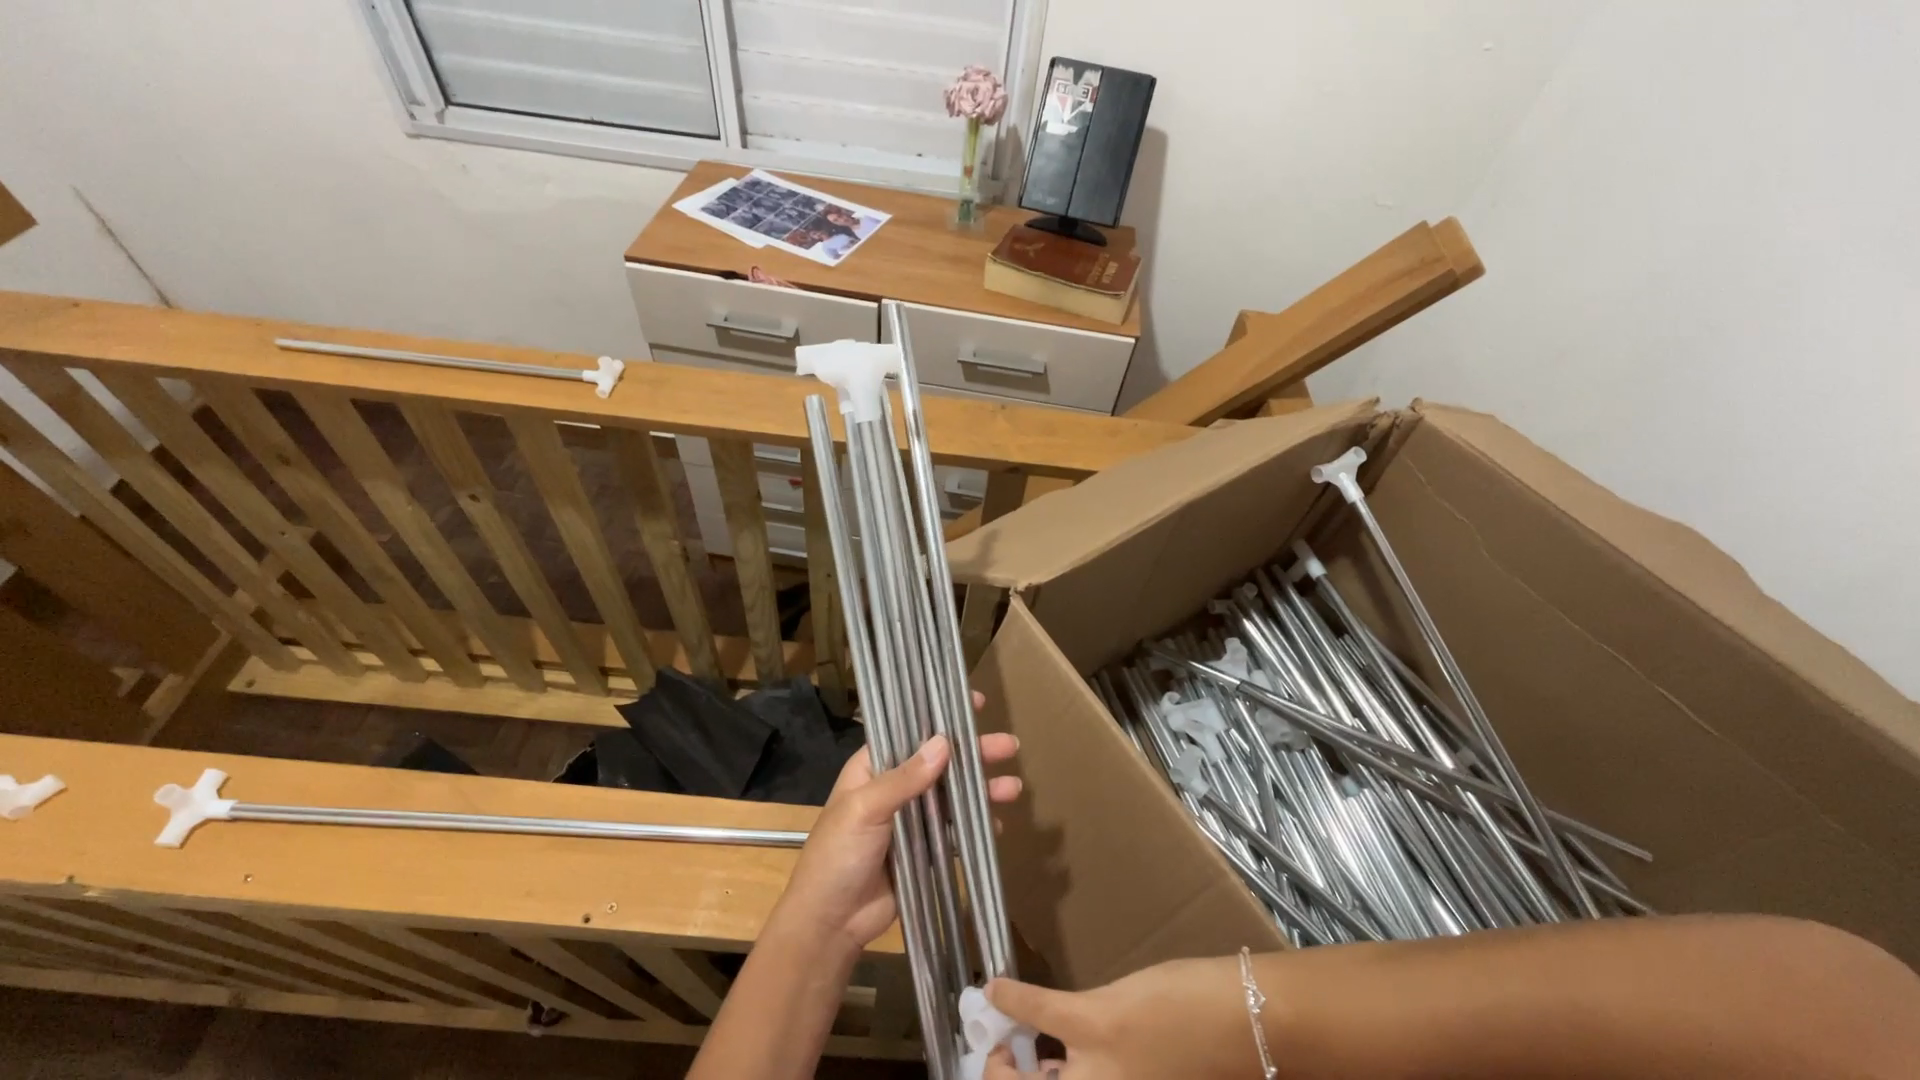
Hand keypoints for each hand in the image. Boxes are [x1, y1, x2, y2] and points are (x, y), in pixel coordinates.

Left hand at [773, 694, 1020, 954]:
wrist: (830, 922)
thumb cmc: (837, 856)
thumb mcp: (865, 810)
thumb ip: (905, 779)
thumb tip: (944, 742)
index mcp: (872, 769)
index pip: (910, 731)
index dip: (941, 716)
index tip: (975, 703)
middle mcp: (893, 788)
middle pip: (940, 763)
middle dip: (974, 754)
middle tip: (1009, 746)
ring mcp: (910, 821)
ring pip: (953, 797)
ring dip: (982, 791)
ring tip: (1014, 789)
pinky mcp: (924, 852)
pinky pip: (955, 833)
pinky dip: (976, 827)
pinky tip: (997, 826)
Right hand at [981, 956, 1258, 1078]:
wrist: (1248, 1024)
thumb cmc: (1218, 1057)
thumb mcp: (1162, 1075)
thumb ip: (1120, 1075)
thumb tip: (1084, 1065)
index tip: (1021, 1075)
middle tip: (999, 1065)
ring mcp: (1095, 1067)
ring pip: (1029, 1072)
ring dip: (1005, 1059)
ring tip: (1003, 1044)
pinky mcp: (1094, 1020)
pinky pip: (1039, 1009)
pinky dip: (1014, 999)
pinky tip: (995, 989)